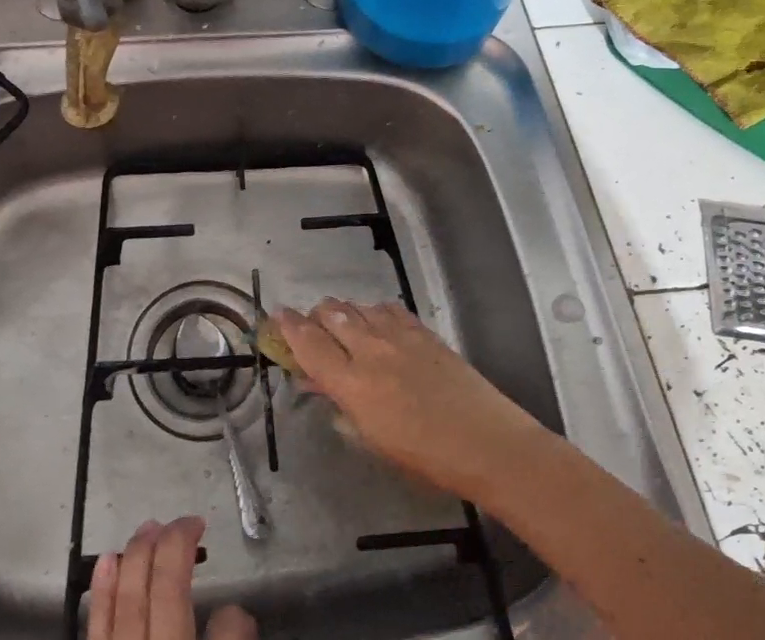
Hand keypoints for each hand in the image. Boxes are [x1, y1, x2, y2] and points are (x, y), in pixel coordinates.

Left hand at [88, 517, 255, 639]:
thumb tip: (237, 617)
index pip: (225, 626)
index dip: (234, 616)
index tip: (238, 610)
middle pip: (166, 594)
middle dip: (175, 549)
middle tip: (188, 521)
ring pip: (128, 599)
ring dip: (140, 555)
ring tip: (152, 525)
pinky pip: (96, 623)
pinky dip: (102, 589)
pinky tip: (107, 559)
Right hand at [275, 300, 553, 502]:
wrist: (488, 444)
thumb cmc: (426, 458)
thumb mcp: (373, 439)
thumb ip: (340, 404)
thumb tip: (316, 383)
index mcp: (352, 383)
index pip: (308, 342)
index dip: (287, 326)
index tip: (275, 316)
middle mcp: (370, 350)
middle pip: (330, 314)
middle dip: (314, 317)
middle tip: (312, 330)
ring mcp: (400, 337)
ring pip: (358, 306)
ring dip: (343, 312)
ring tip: (343, 327)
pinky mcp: (425, 333)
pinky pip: (389, 309)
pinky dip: (374, 312)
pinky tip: (377, 323)